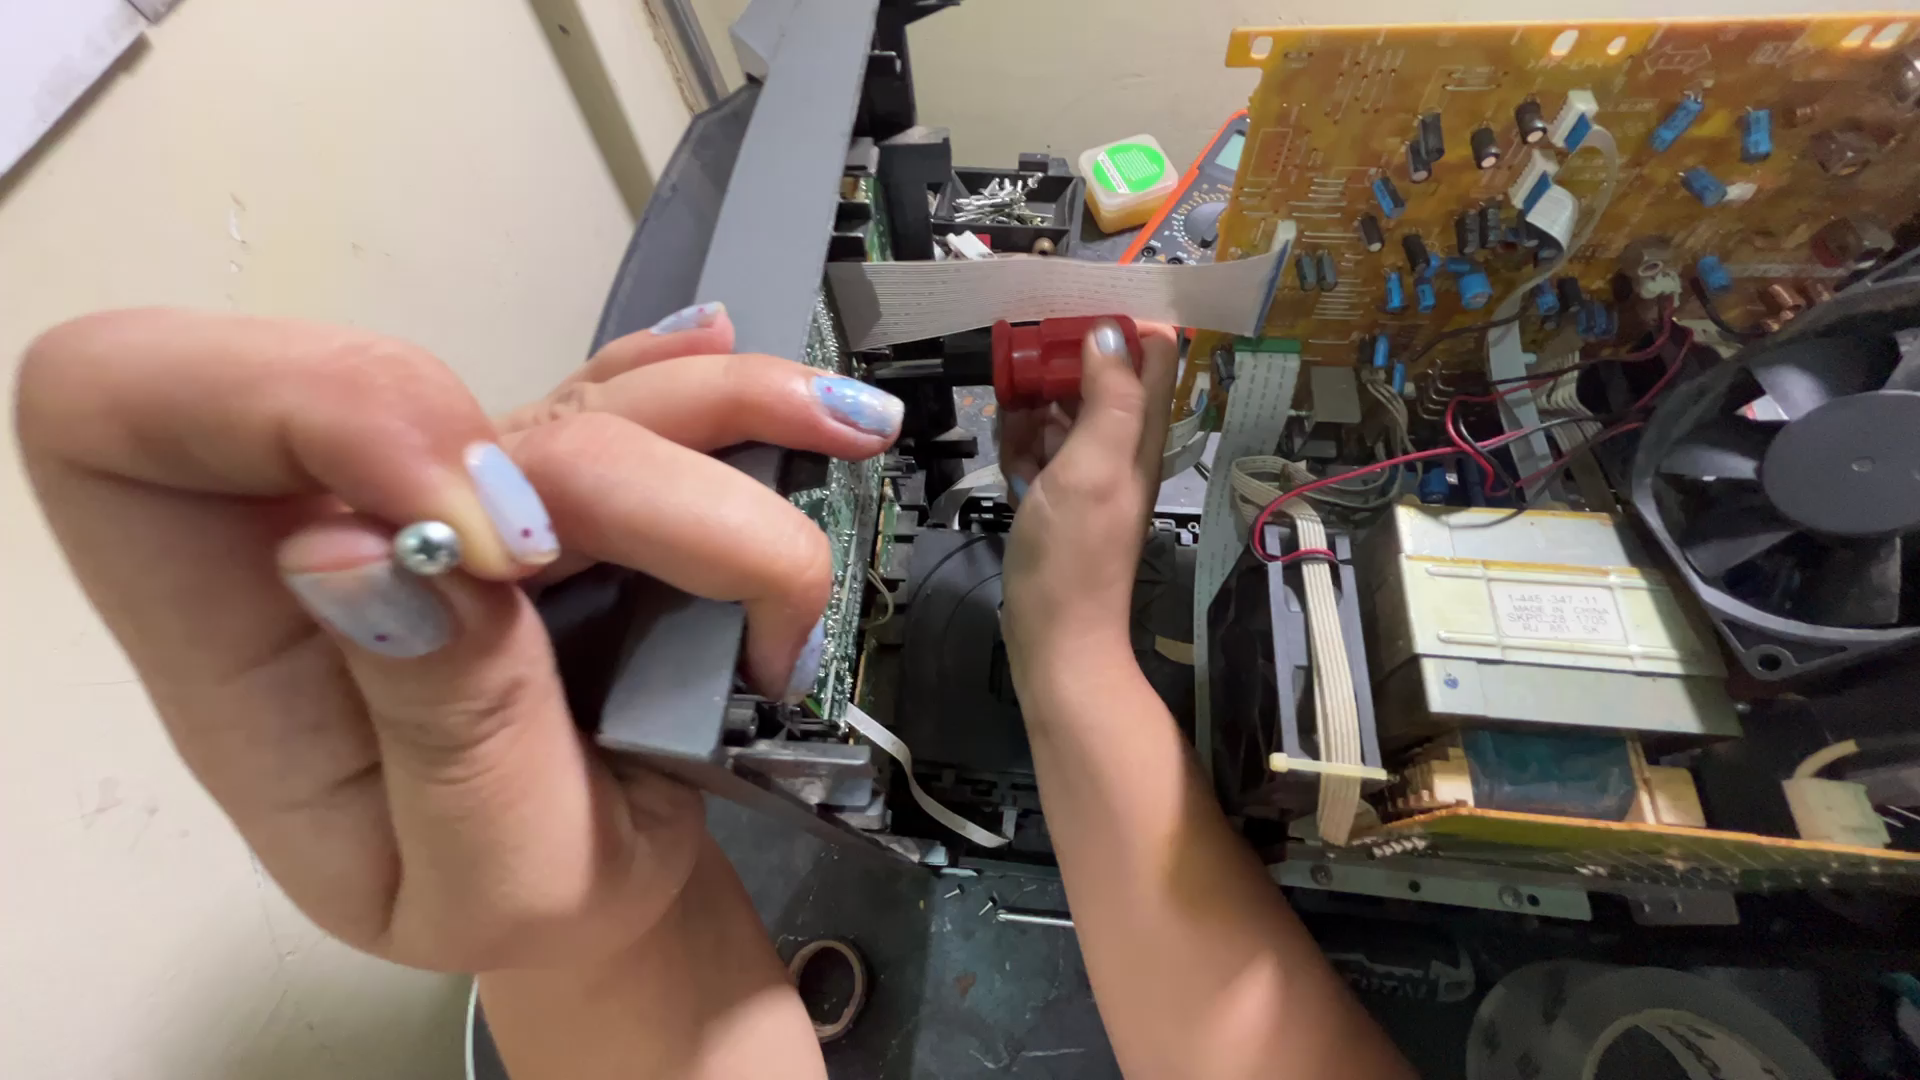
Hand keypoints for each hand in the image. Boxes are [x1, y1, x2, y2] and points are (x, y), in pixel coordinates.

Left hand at [14, 304, 902, 972]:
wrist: (606, 866)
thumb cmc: (527, 891)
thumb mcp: (481, 874)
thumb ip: (436, 728)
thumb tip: (362, 546)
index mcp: (242, 630)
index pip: (138, 406)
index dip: (312, 411)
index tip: (502, 544)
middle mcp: (358, 524)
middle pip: (459, 406)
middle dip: (631, 489)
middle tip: (761, 612)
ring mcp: (489, 493)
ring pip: (593, 393)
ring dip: (735, 408)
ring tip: (849, 434)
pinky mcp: (589, 486)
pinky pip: (645, 394)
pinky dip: (724, 388)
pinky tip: (791, 399)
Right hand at [997, 319, 1177, 679]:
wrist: (1055, 637)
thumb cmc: (1072, 555)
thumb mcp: (1092, 468)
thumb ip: (1108, 398)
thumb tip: (1111, 331)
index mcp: (1140, 432)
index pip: (1149, 351)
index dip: (1115, 324)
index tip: (1065, 317)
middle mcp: (1120, 443)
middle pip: (1097, 375)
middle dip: (1057, 367)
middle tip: (1020, 381)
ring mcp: (1088, 470)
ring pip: (1063, 409)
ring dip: (1033, 408)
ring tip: (1013, 437)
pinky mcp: (1060, 493)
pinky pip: (1044, 448)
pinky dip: (1025, 445)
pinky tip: (1012, 465)